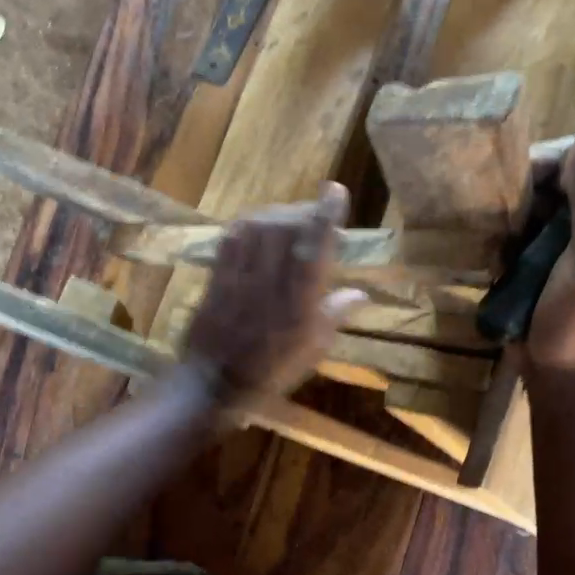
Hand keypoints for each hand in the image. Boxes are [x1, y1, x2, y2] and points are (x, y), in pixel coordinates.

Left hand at [181, 183, 368, 401]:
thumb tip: (361, 294)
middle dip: (304, 214)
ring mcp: (238, 276)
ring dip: (276, 216)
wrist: (214, 385)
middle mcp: (269, 281)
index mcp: (299, 300)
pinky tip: (256, 230)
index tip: (334, 190)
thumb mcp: (312, 350)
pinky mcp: (215, 277)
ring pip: (258, 226)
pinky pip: (231, 238)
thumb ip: (335, 315)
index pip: (315, 244)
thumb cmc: (271, 373)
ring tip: (288, 222)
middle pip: (286, 225)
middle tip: (315, 220)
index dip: (325, 213)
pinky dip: (248, 226)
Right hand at [524, 126, 574, 374]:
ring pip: (548, 196)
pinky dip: (511, 225)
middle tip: (513, 198)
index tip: (548, 172)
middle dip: (544, 176)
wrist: (559, 376)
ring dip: (522, 202)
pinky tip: (497, 238)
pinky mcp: (546, 258)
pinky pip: (528, 225)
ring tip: (500, 221)